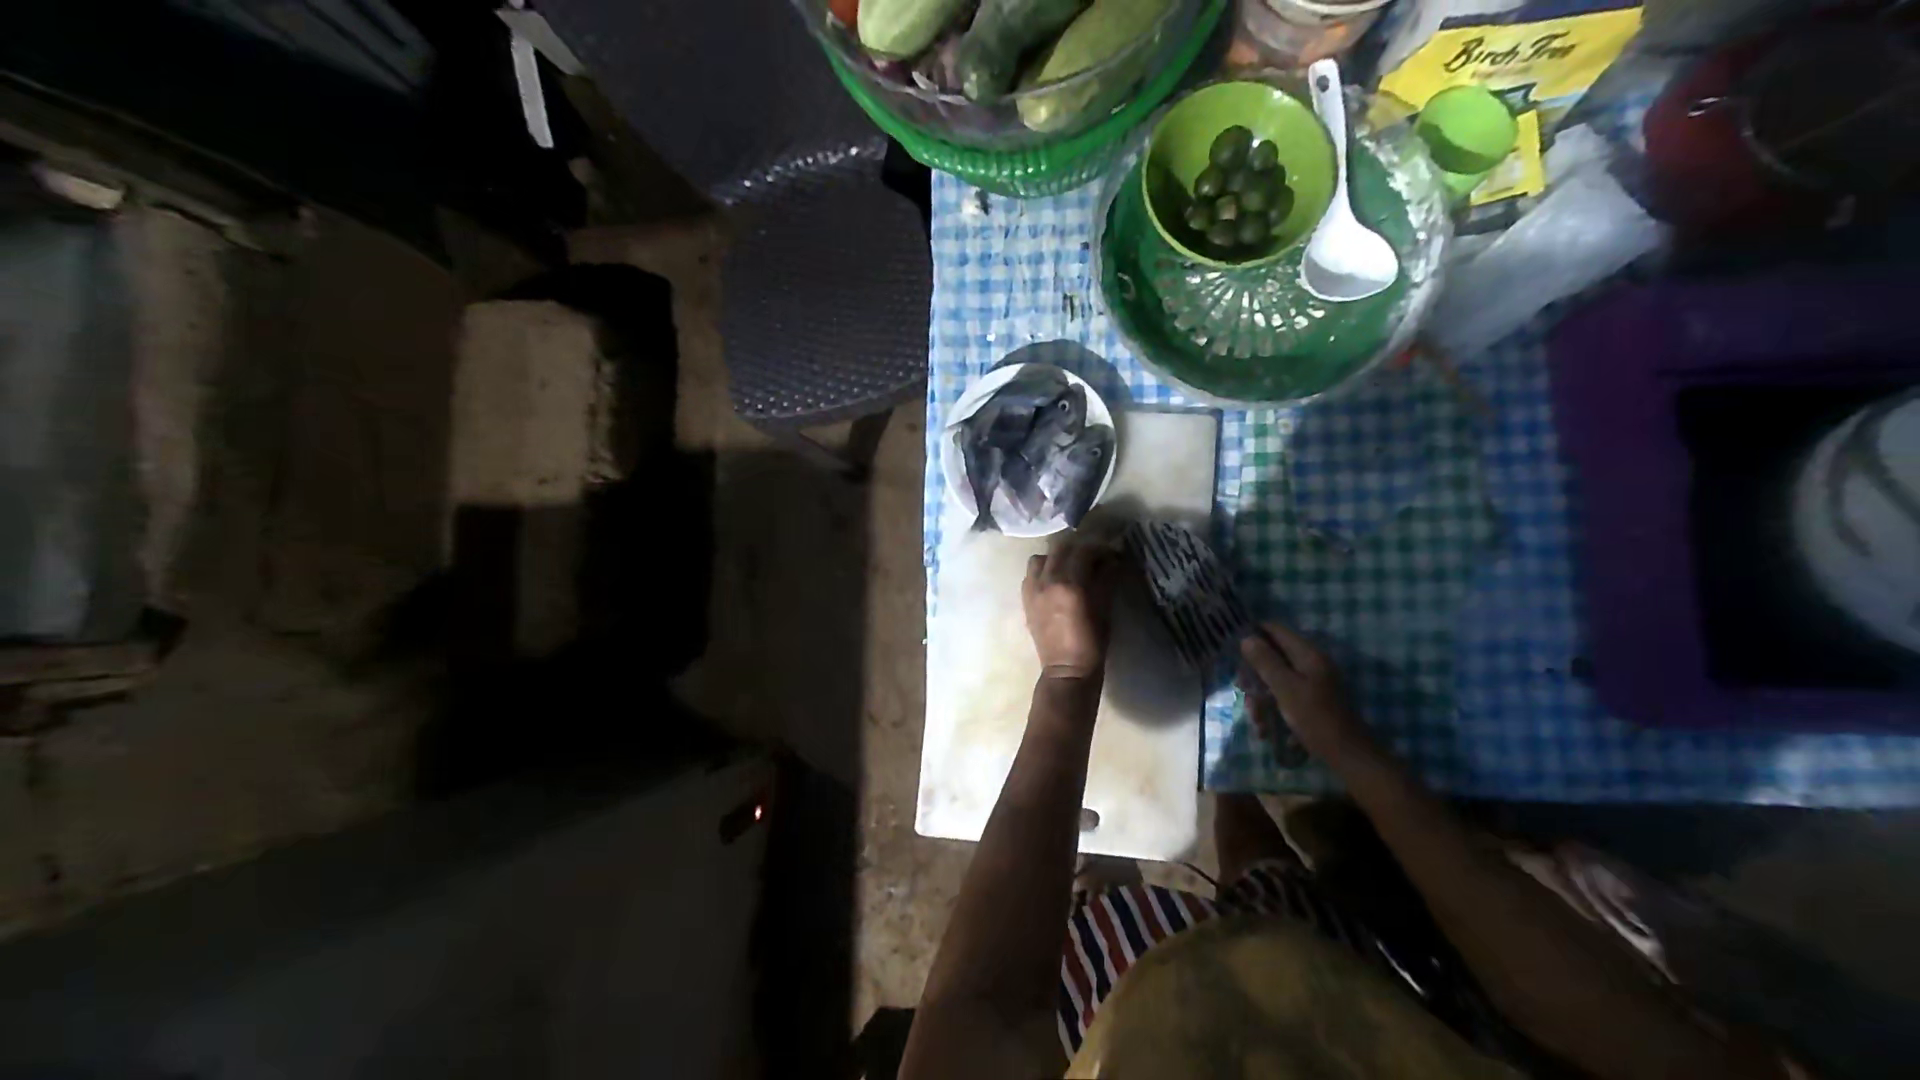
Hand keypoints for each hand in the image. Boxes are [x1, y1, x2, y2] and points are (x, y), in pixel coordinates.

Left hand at [1022, 534, 1118, 679]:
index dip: (1099, 548)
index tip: (1110, 553)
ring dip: (1056, 557)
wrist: (1065, 669)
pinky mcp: (1025, 599)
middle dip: (1078, 548)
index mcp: (1070, 584)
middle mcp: (1047, 581)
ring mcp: (1032, 589)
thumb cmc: (1092, 642)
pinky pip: (1031, 574)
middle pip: (1059, 548)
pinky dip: (1043, 571)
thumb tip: (1111, 560)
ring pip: (1040, 558)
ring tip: (1069, 568)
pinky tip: (1054, 581)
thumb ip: (1106, 579)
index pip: (1083, 551)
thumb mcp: (1105, 609)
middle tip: (1091, 557)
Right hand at [1238, 621, 1376, 763]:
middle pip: (1272, 656)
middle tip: (1242, 691)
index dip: (1253, 635)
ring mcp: (1311, 682)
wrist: (1347, 755)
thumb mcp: (1286, 689)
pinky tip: (1266, 728)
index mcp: (1308, 655)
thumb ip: (1266, 662)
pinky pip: (1283, 695)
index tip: (1235, 651)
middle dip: (1254, 674)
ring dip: (1260, 697)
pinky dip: (1272, 708)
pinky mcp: (1310, 699)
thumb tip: (1246, 638)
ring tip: (1256, 720)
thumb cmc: (1315, 718)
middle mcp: (1310, 663)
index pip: (1275, 630)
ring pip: (1274, 678)